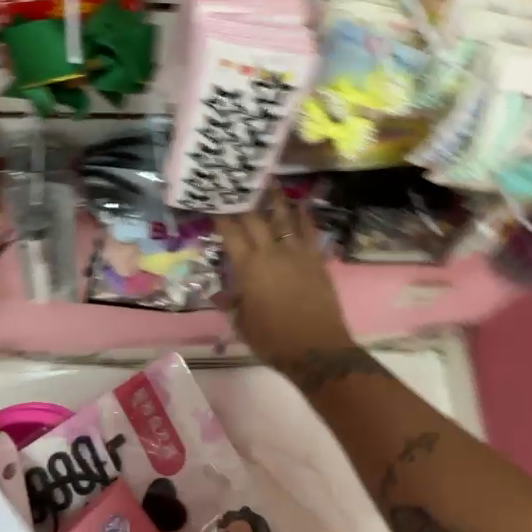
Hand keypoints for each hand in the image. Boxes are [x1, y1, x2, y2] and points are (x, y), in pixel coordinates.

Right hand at [215, 187, 352, 367]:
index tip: (213, 203)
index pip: (230, 233)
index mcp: (248, 268)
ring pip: (284, 219)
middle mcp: (271, 253)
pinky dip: (305, 217)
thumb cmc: (274, 341)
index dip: (220, 216)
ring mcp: (296, 254)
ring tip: (270, 181)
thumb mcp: (243, 325)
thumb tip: (218, 294)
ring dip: (276, 200)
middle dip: (244, 202)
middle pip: (254, 219)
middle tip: (237, 187)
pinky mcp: (316, 260)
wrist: (317, 350)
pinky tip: (302, 205)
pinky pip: (309, 232)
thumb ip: (231, 304)